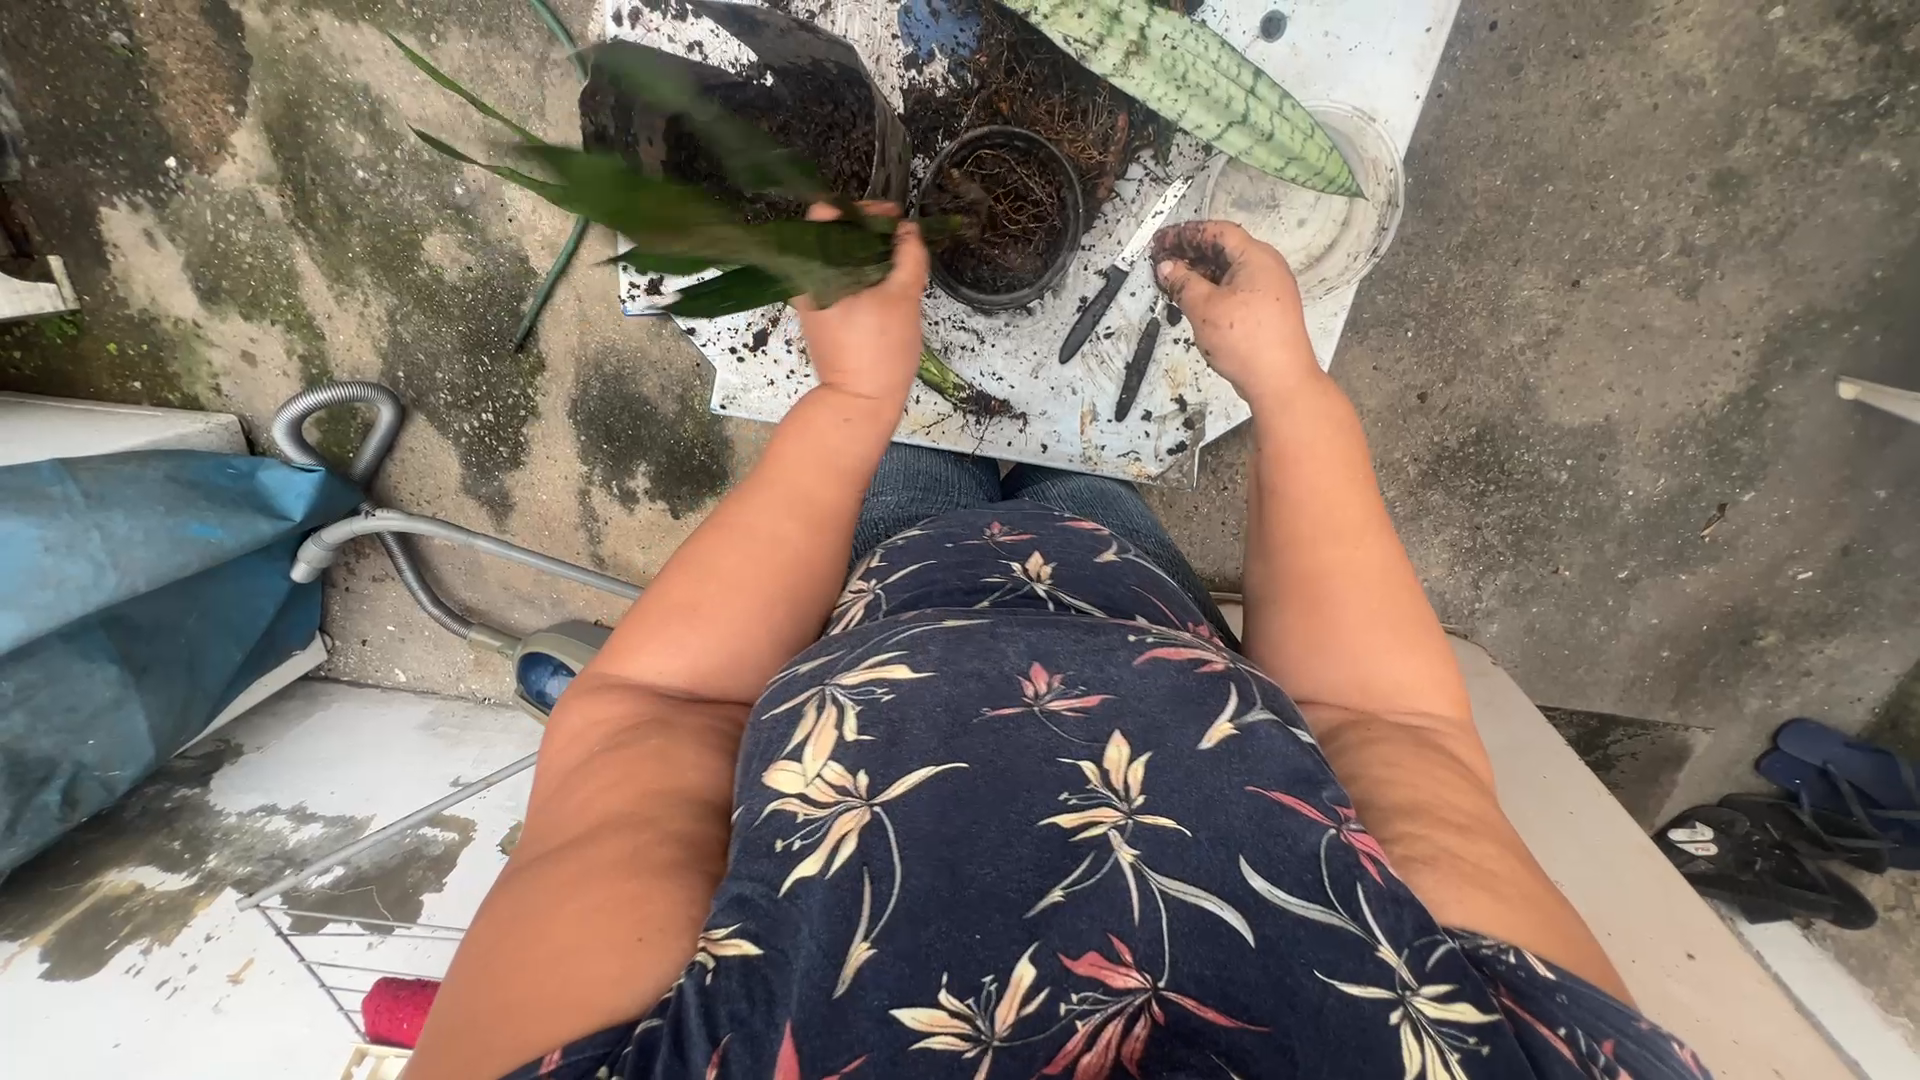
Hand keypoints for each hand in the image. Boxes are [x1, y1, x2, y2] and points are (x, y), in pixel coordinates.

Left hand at [793, 202, 928, 406]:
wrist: (860, 402)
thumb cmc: (879, 354)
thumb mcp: (904, 299)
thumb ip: (909, 257)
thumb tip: (908, 230)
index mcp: (815, 270)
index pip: (826, 214)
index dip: (862, 210)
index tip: (891, 219)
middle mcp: (806, 281)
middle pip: (834, 237)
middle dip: (869, 234)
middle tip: (899, 242)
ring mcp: (813, 300)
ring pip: (839, 261)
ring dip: (868, 256)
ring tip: (898, 264)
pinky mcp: (823, 317)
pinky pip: (841, 283)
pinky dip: (862, 278)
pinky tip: (887, 287)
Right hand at [1151, 221, 1320, 408]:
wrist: (1280, 379)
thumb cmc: (1244, 340)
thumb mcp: (1204, 308)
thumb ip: (1182, 283)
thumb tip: (1166, 267)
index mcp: (1256, 257)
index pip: (1217, 231)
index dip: (1186, 233)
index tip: (1161, 241)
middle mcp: (1267, 266)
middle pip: (1224, 249)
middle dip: (1191, 253)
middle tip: (1161, 262)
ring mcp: (1269, 288)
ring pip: (1229, 271)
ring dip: (1200, 273)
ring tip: (1172, 283)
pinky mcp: (1267, 309)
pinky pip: (1236, 288)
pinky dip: (1213, 289)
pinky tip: (1194, 301)